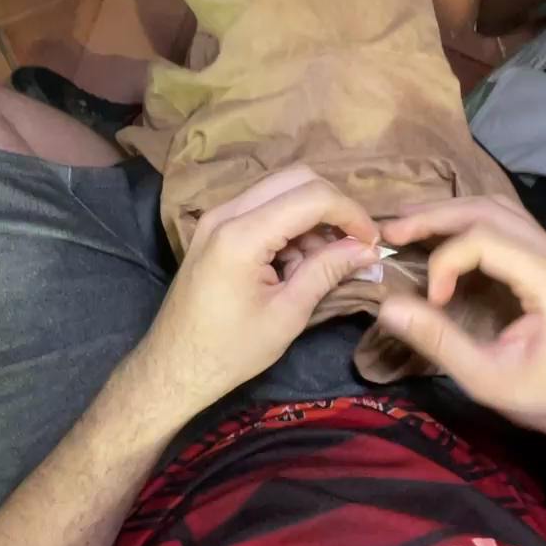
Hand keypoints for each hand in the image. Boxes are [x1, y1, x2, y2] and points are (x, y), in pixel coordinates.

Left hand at [130, 167, 380, 414]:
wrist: (173, 366)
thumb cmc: (230, 351)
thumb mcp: (287, 314)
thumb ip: (327, 271)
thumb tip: (369, 249)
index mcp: (242, 235)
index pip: (312, 196)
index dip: (351, 214)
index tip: (372, 242)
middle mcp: (226, 213)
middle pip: (296, 179)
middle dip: (332, 207)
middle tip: (353, 244)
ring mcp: (216, 217)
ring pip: (279, 188)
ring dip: (311, 216)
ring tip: (323, 262)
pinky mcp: (214, 228)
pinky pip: (262, 206)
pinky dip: (289, 223)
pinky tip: (296, 262)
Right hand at [375, 197, 545, 451]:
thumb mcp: (486, 379)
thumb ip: (438, 341)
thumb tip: (388, 308)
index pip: (484, 240)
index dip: (445, 262)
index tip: (432, 300)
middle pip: (489, 211)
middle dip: (435, 216)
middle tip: (392, 229)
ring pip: (498, 208)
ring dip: (450, 212)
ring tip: (409, 220)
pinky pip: (507, 222)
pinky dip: (468, 221)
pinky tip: (440, 231)